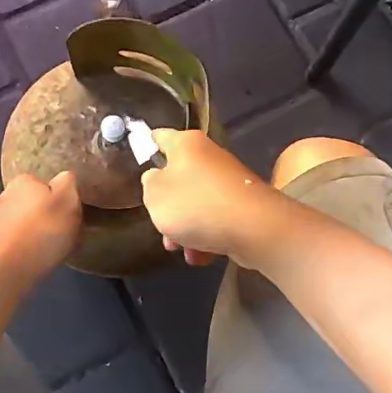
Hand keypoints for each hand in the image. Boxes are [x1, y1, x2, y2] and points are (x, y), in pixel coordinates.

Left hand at [0, 172, 81, 280]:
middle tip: (67, 231)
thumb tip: (64, 178)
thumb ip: (68, 182)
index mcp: (23, 181)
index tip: (72, 213)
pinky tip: (40, 260)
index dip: (62, 198)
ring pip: (28, 224)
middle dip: (50, 216)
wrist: (7, 271)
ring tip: (55, 249)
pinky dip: (30, 249)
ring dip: (41, 234)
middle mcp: (5, 197)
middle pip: (37, 204)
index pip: (47, 183)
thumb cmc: (43, 230)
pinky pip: (20, 243)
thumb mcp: (68, 199)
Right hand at [140, 130, 291, 267]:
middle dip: (166, 207)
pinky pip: (215, 220)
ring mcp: (228, 183)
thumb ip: (149, 183)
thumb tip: (159, 178)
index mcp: (187, 144)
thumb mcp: (155, 194)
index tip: (137, 161)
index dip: (145, 146)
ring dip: (184, 229)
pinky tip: (202, 255)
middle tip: (160, 225)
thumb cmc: (196, 205)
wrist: (254, 229)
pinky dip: (206, 237)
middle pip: (177, 179)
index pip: (160, 136)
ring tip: (183, 249)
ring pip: (195, 205)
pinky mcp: (242, 206)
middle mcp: (210, 157)